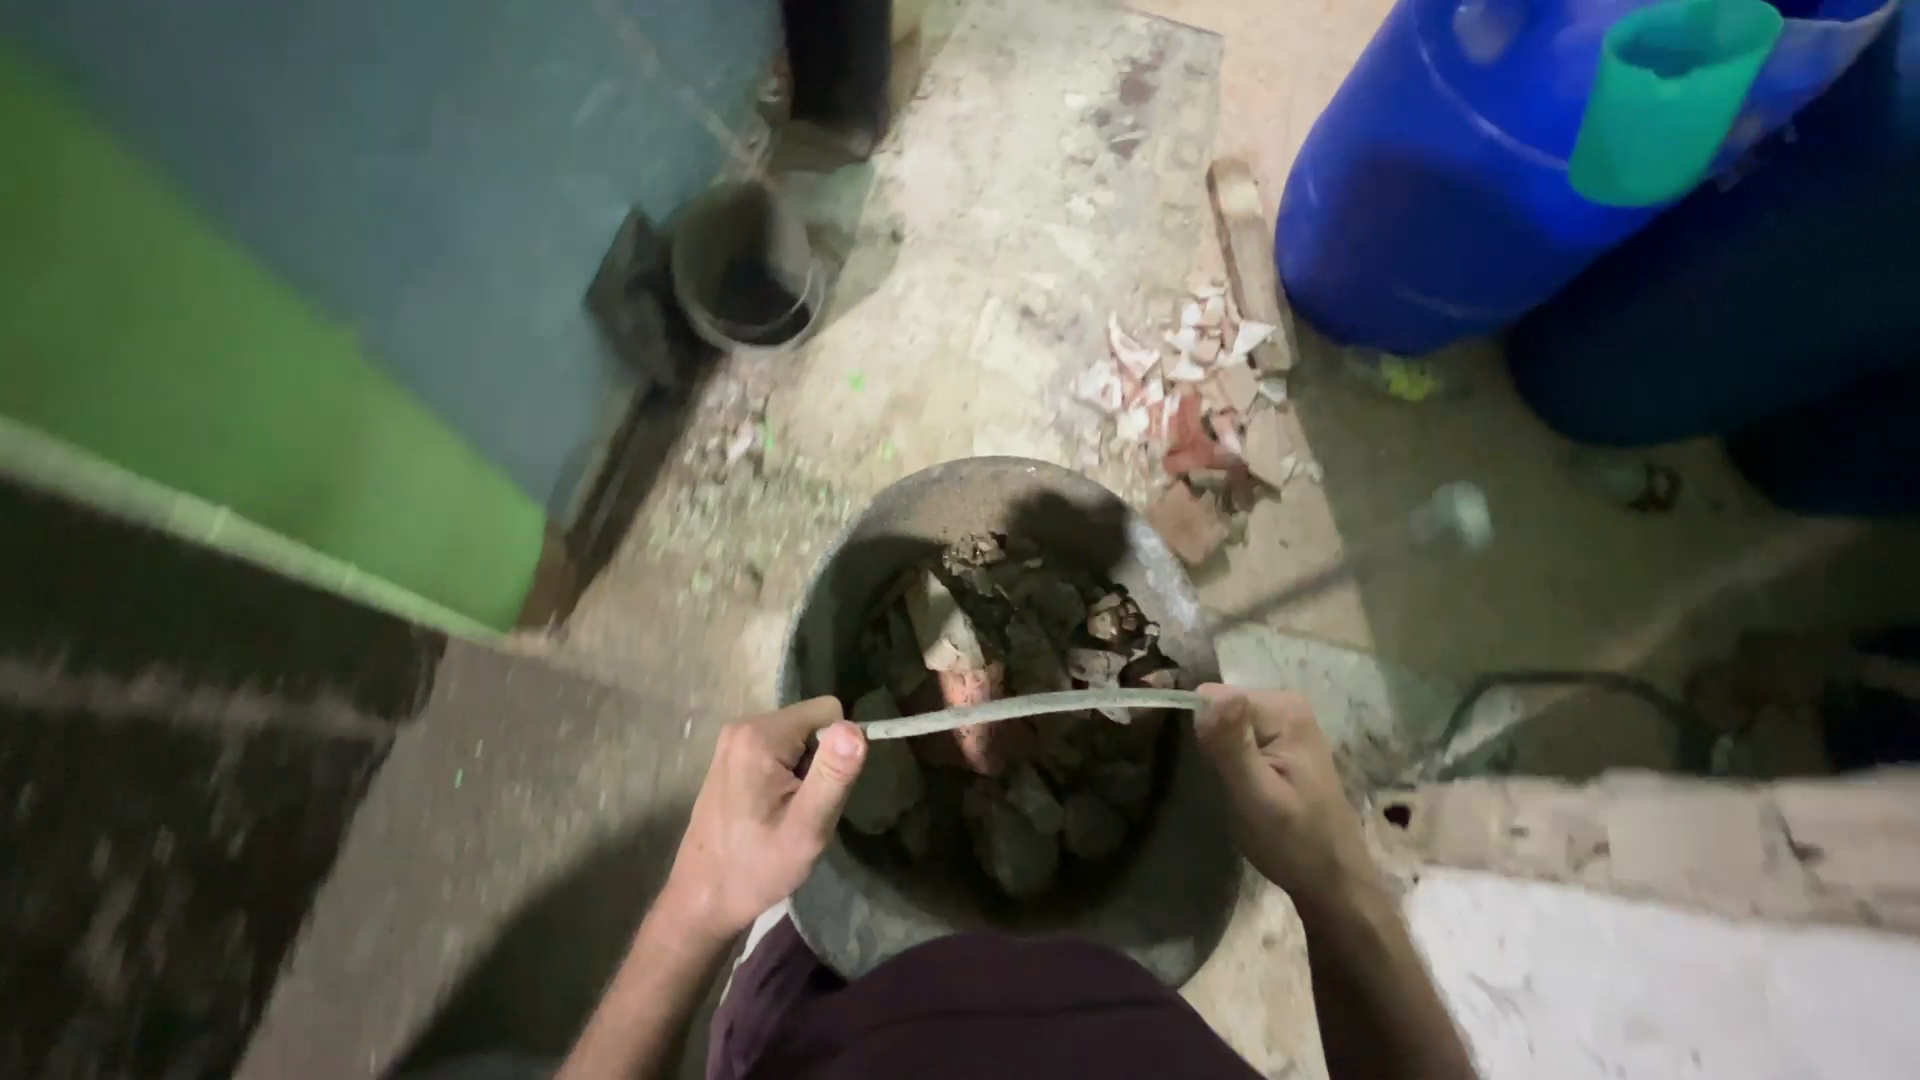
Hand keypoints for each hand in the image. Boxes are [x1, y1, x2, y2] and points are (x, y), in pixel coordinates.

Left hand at [658, 697, 866, 943]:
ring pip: (798, 736)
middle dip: (820, 761)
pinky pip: (780, 748)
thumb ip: (833, 775)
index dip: (837, 752)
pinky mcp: (731, 754)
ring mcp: (733, 739)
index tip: (821, 792)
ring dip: (805, 771)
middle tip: (804, 808)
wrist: (703, 900)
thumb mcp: (807, 829)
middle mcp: (742, 725)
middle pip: (811, 722)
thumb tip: (855, 727)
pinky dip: (787, 774)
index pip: (829, 712)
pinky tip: (772, 809)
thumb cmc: (756, 869)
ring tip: (788, 811)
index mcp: (760, 736)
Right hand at [1194, 684, 1375, 913]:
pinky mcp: (1282, 744)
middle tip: (1227, 785)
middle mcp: (1286, 706)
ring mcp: (1286, 725)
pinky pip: (1239, 737)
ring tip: (1233, 788)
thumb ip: (1230, 744)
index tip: (1210, 770)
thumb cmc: (1294, 843)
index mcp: (1282, 709)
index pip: (1212, 698)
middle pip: (1220, 708)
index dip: (1202, 733)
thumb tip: (1204, 691)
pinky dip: (1231, 759)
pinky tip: (1242, 786)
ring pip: (1226, 723)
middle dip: (1212, 743)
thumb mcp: (1255, 796)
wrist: (1335, 883)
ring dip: (1220, 754)